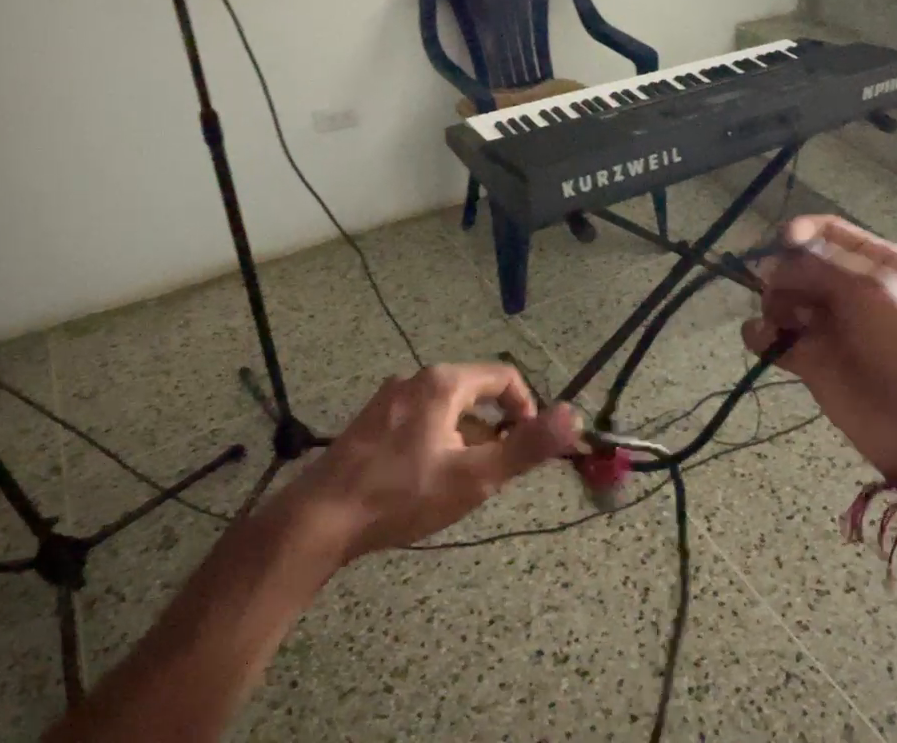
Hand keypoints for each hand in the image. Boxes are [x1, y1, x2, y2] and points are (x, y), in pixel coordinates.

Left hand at [287, 363, 579, 559]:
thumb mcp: (475, 477)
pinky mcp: (370, 421)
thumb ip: (527, 446)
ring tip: (461, 482)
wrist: (321, 518)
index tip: (528, 446)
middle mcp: (415, 379)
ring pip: (447, 409)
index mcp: (443, 382)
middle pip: (475, 392)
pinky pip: (420, 419)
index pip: (504, 377)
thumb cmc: (403, 495)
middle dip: (495, 428)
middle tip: (495, 471)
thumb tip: (574, 414)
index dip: (527, 409)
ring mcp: (388, 398)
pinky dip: (438, 440)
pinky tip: (425, 480)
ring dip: (467, 438)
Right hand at [742, 216, 896, 482]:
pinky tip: (765, 341)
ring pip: (780, 299)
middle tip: (784, 294)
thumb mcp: (872, 290)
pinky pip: (772, 338)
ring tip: (782, 325)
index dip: (799, 232)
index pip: (826, 231)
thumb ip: (818, 267)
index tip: (780, 244)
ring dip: (772, 305)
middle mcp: (849, 289)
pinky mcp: (810, 361)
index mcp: (875, 263)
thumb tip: (771, 263)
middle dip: (782, 273)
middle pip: (796, 264)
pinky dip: (761, 336)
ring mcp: (828, 326)